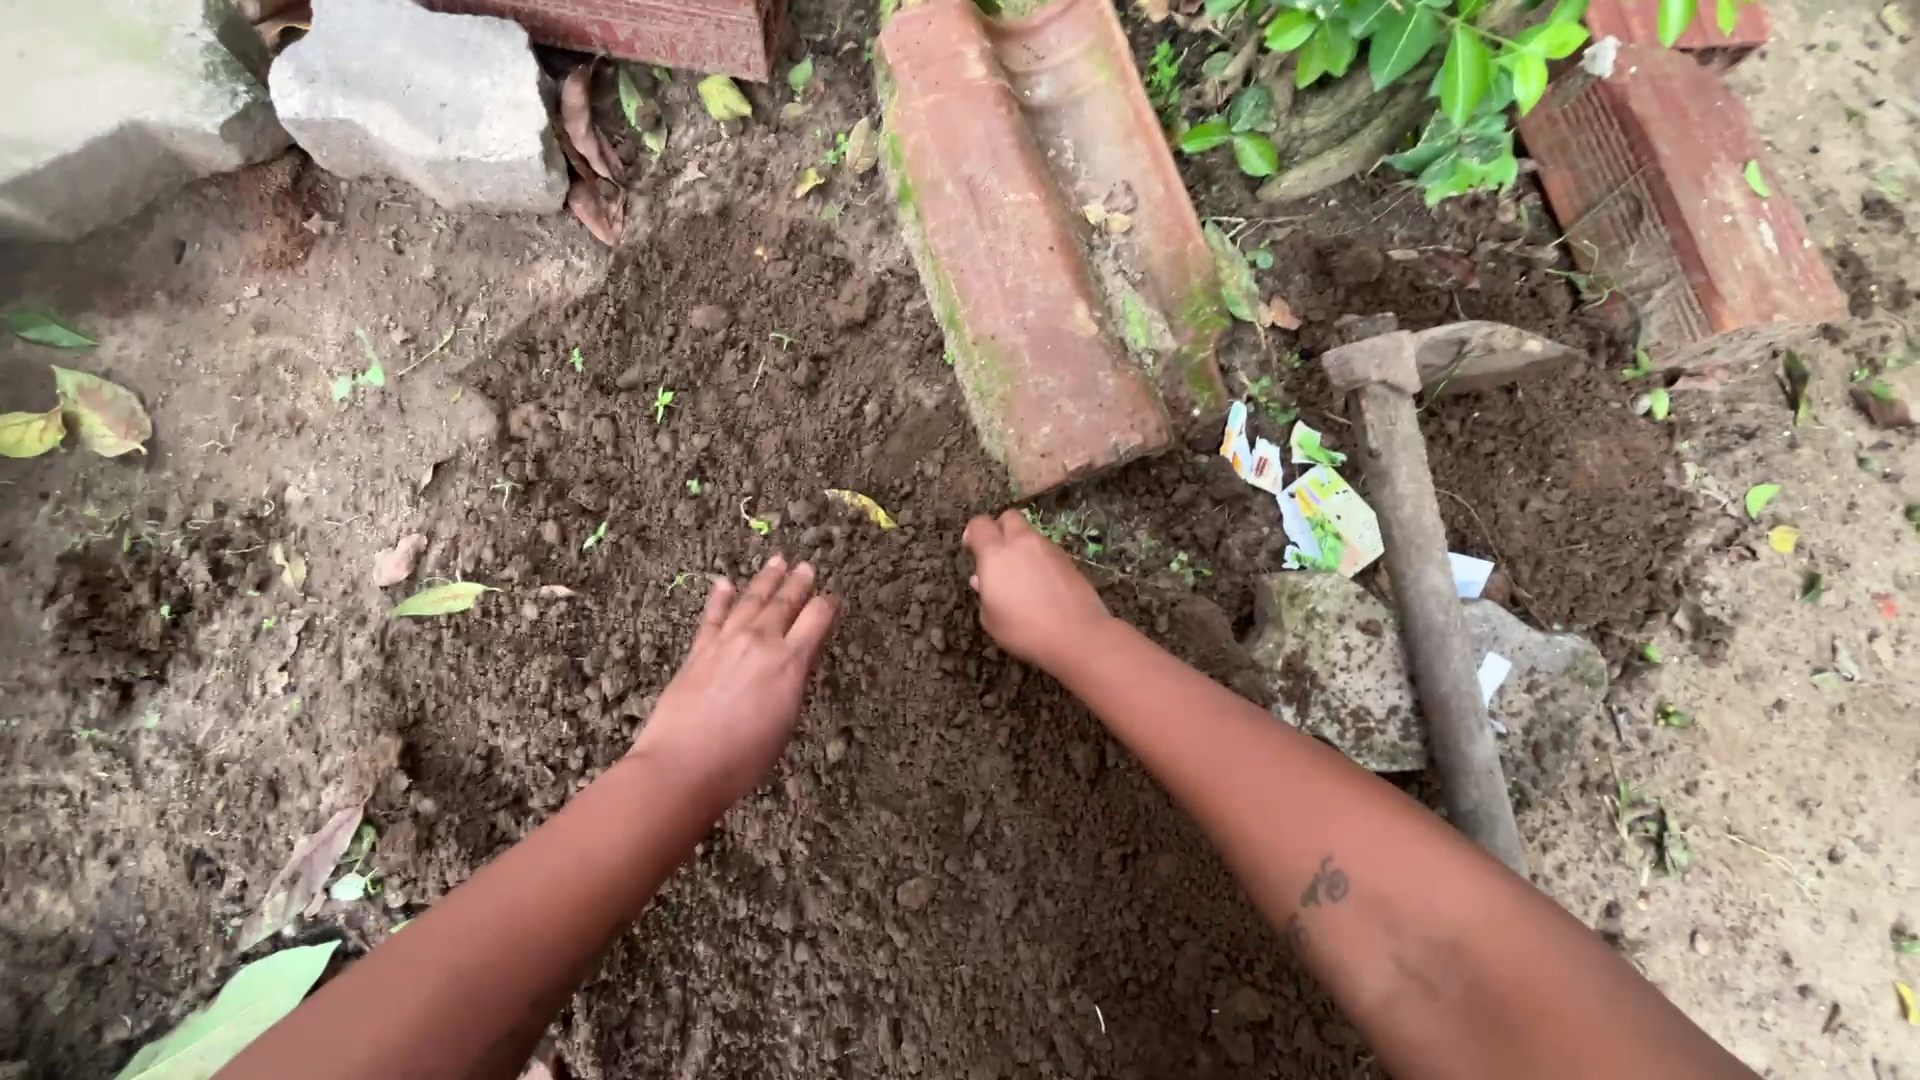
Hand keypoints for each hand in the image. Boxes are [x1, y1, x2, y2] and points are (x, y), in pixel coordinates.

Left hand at [632, 556, 837, 808]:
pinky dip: (720, 597)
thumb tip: (797, 662)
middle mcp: (760, 642)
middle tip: (807, 567)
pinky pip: (712, 616)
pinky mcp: (698, 651)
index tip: (833, 598)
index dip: (828, 605)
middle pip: (785, 602)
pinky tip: (724, 583)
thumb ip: (793, 683)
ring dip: (765, 579)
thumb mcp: (786, 721)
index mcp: (790, 662)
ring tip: (777, 561)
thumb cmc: (743, 758)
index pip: (817, 618)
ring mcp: (726, 643)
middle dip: (799, 582)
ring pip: (751, 600)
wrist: (683, 766)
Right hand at [962, 510, 1111, 670]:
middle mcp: (1022, 543)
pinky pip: (1047, 550)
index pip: (980, 524)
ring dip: (1022, 546)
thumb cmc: (1024, 630)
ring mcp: (1048, 548)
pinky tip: (1042, 584)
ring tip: (1022, 575)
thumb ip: (984, 594)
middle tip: (998, 554)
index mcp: (995, 554)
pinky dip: (1040, 559)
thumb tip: (983, 580)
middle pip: (1008, 517)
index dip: (973, 533)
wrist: (1077, 635)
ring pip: (1030, 534)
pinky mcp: (1068, 559)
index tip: (971, 549)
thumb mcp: (991, 619)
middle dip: (1000, 528)